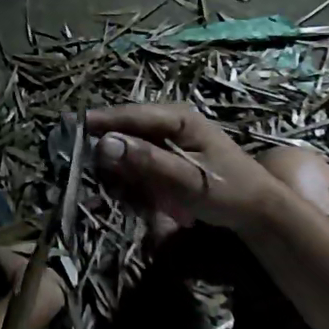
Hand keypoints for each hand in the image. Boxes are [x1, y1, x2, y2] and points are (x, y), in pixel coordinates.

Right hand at [85, 103, 289, 230]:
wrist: (259, 213)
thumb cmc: (229, 191)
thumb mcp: (188, 179)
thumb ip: (147, 162)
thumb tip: (104, 144)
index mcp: (177, 118)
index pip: (130, 114)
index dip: (100, 121)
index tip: (69, 128)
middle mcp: (169, 124)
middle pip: (125, 131)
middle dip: (107, 152)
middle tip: (88, 173)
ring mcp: (168, 142)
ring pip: (129, 151)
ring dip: (119, 173)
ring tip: (112, 194)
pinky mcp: (167, 161)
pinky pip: (139, 167)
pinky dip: (131, 182)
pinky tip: (130, 200)